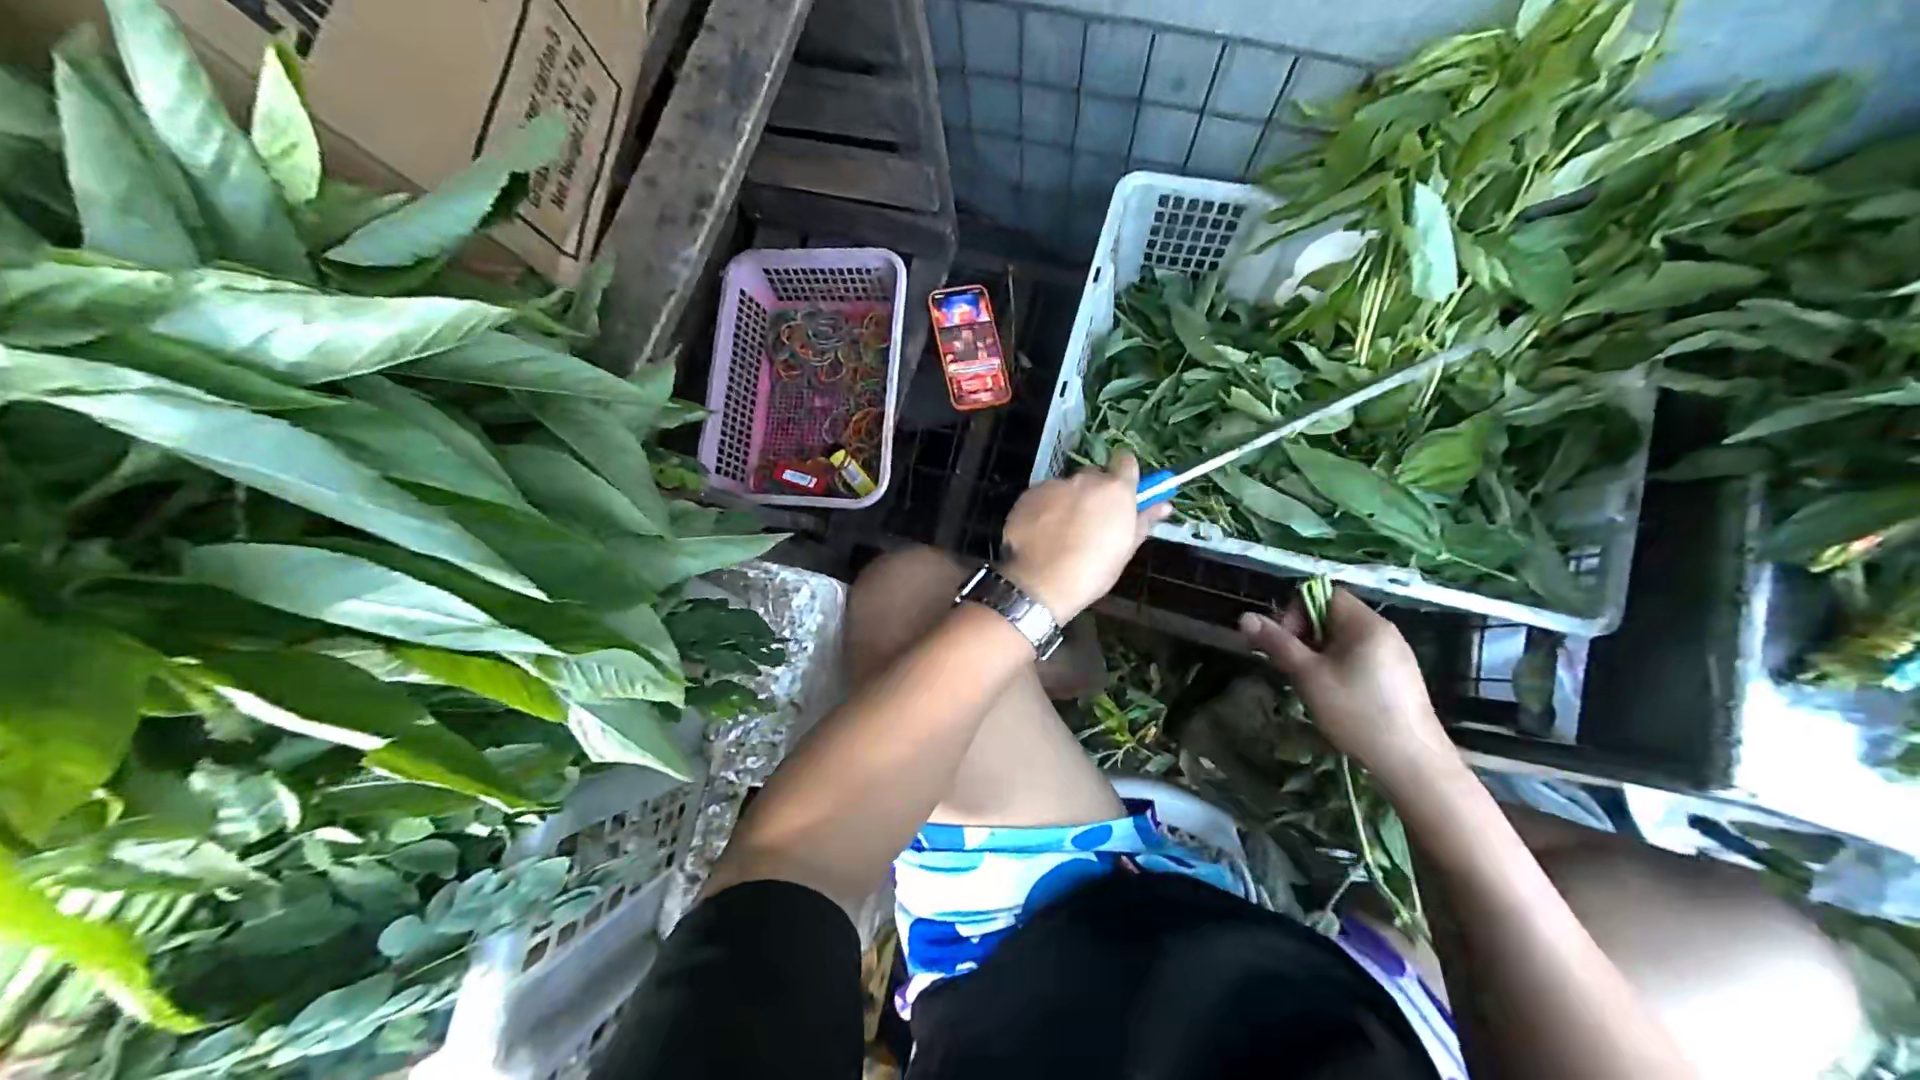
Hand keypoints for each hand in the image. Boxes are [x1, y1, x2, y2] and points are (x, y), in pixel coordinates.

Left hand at [1001, 452, 1168, 619]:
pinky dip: (1044, 508)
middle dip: (1094, 491)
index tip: (1121, 491)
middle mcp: (1085, 480)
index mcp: (1115, 490)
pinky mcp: (1028, 495)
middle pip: (1094, 475)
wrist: (1040, 583)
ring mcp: (1053, 485)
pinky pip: (1042, 495)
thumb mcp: (1124, 549)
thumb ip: (1143, 521)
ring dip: (1068, 500)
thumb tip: (1164, 505)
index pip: (1126, 461)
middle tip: (1091, 520)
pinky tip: (1042, 533)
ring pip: (1066, 486)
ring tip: (1061, 531)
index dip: (1124, 474)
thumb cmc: (1092, 571)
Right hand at [1239, 587, 1458, 788]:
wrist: (1412, 762)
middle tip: (1295, 668)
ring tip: (1313, 685)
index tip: (1287, 644)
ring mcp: (1397, 655)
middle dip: (1306, 636)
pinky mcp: (1401, 677)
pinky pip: (1362, 658)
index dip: (1297, 612)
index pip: (1324, 594)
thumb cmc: (1355, 712)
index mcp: (1366, 623)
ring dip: (1320, 655)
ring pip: (1345, 640)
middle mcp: (1385, 631)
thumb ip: (1277, 643)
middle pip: (1333, 616)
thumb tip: (1245, 617)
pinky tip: (1338, 698)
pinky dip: (1341, 668)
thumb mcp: (1308, 675)